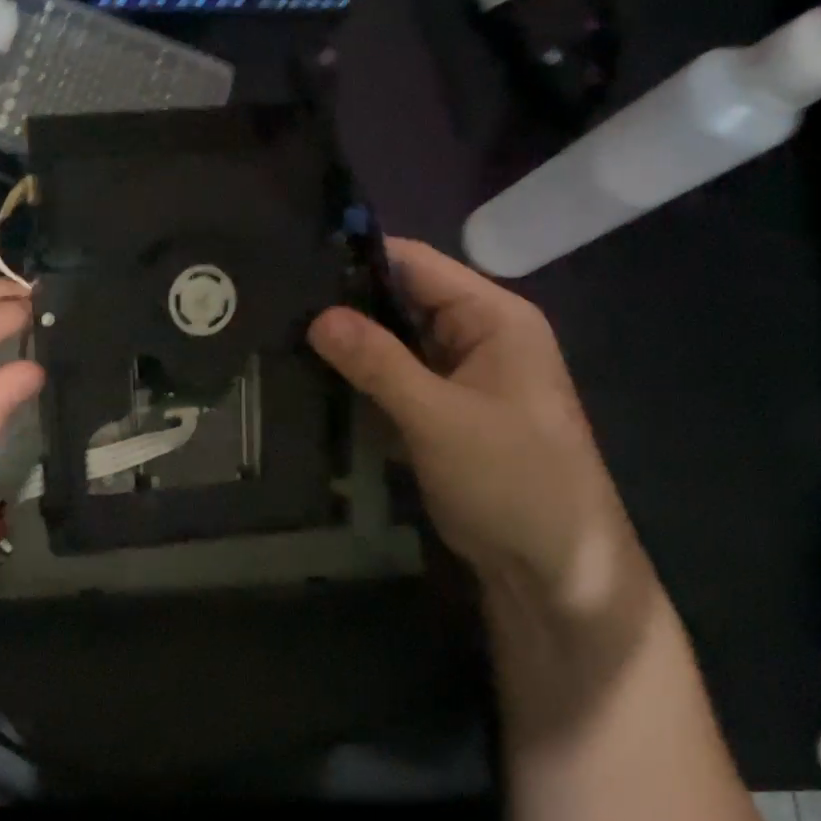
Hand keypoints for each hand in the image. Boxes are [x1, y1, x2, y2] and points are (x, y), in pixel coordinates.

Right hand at [307, 239, 647, 614]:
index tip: (292, 259)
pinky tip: (306, 378)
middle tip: (270, 304)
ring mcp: (457, 378)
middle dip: (343, 303)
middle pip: (401, 302)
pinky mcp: (438, 414)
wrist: (550, 562)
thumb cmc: (510, 478)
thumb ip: (377, 363)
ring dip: (345, 344)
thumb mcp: (437, 416)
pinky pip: (391, 381)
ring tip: (274, 334)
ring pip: (391, 344)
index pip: (418, 265)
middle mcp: (476, 338)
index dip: (359, 258)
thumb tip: (316, 315)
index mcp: (494, 319)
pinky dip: (356, 379)